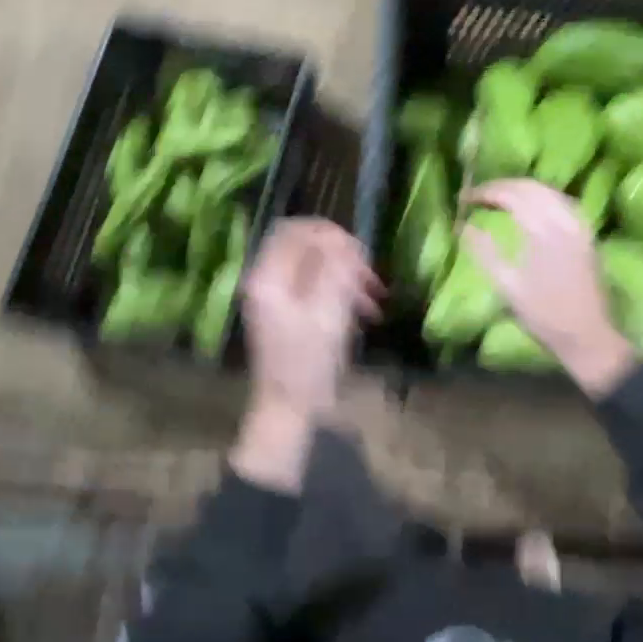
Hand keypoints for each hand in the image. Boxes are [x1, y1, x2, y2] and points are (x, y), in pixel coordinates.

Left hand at [231, 218, 378, 493]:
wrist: (293, 412)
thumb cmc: (308, 363)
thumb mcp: (327, 311)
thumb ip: (334, 269)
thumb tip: (343, 241)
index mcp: (268, 277)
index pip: (294, 229)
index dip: (328, 233)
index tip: (358, 251)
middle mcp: (268, 281)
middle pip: (307, 246)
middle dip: (342, 255)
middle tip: (369, 274)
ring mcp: (278, 298)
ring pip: (316, 266)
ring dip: (347, 275)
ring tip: (374, 297)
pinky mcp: (291, 313)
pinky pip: (318, 286)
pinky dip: (342, 291)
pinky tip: (364, 310)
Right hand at [461, 180, 635, 397]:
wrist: (588, 336)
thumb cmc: (544, 315)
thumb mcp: (507, 285)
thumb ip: (484, 251)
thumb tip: (463, 226)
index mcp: (543, 231)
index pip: (511, 195)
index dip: (486, 192)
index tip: (465, 198)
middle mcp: (564, 220)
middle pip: (531, 187)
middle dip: (503, 186)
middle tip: (480, 195)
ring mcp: (580, 225)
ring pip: (549, 191)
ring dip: (524, 188)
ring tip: (501, 197)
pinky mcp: (588, 234)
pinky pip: (564, 202)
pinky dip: (544, 196)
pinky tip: (533, 206)